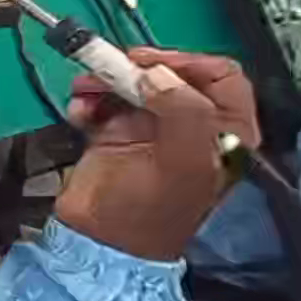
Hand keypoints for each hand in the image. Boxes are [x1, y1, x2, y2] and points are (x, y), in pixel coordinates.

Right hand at [54, 48, 259, 261]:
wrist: (100, 238)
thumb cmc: (149, 207)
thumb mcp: (181, 162)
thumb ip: (183, 113)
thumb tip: (156, 74)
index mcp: (223, 130)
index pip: (219, 76)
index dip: (183, 63)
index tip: (142, 63)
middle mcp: (188, 124)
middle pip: (165, 77)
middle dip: (131, 71)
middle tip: (102, 71)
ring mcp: (147, 129)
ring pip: (129, 87)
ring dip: (101, 83)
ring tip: (80, 91)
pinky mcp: (112, 135)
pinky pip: (100, 104)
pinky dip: (85, 102)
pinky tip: (77, 113)